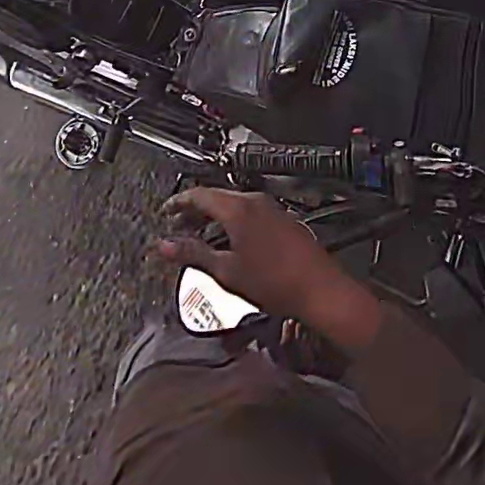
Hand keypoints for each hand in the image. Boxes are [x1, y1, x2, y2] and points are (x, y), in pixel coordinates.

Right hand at [156, 189, 383, 354]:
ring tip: (200, 236)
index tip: (167, 210)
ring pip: (233, 204)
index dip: (178, 202)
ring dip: (214, 216)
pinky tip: (230, 242)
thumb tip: (165, 246)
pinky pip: (249, 212)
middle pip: (216, 197)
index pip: (198, 194)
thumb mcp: (226, 271)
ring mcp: (270, 208)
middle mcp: (255, 201)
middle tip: (178, 225)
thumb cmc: (277, 282)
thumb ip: (192, 254)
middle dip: (195, 210)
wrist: (320, 290)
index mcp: (237, 208)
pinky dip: (232, 221)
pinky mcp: (281, 219)